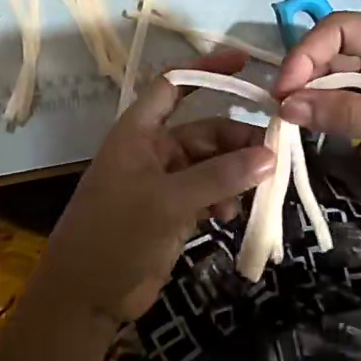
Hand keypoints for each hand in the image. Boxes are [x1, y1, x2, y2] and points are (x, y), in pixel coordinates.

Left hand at [37, 51, 274, 324]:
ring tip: (258, 190)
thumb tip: (270, 156)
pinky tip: (232, 215)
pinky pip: (210, 192)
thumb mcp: (168, 201)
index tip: (246, 63)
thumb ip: (220, 177)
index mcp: (139, 132)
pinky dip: (225, 199)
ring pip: (213, 164)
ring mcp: (165, 182)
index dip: (207, 69)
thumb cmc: (116, 235)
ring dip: (236, 174)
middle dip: (238, 141)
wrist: (85, 298)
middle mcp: (153, 150)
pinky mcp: (174, 211)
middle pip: (206, 130)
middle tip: (274, 154)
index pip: (174, 85)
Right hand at [272, 13, 360, 196]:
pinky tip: (320, 122)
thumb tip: (286, 106)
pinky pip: (358, 90)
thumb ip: (344, 113)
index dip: (305, 54)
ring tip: (294, 120)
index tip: (283, 93)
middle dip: (307, 75)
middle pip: (338, 46)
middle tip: (282, 112)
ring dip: (318, 92)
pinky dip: (336, 105)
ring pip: (344, 69)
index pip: (340, 27)